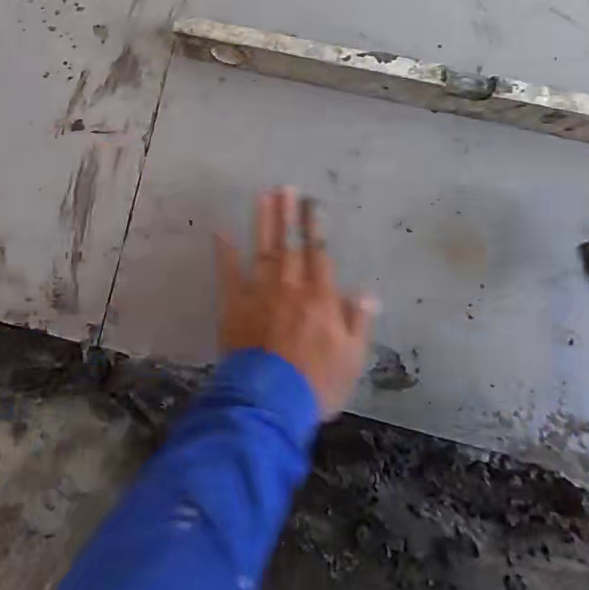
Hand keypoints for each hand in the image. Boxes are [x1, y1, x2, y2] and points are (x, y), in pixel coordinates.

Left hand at [214, 187, 375, 417]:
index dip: (316, 225)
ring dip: (263, 222)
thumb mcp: (352, 358)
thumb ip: (358, 322)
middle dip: (288, 214)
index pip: (319, 253)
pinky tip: (221, 232)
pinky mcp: (235, 306)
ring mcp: (260, 294)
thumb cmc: (316, 383)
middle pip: (290, 244)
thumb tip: (368, 292)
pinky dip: (225, 252)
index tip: (313, 202)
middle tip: (286, 187)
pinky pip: (229, 274)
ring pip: (263, 250)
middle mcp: (291, 287)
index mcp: (320, 298)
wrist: (270, 402)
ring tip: (264, 196)